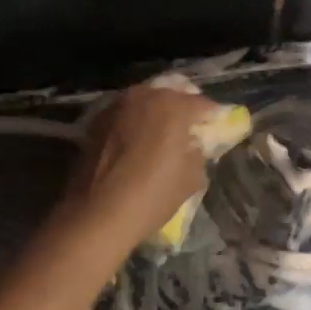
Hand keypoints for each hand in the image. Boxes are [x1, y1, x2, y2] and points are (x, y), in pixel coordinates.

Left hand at [58, 81, 227, 255]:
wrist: (97, 215)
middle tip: (189, 129)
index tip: (215, 129)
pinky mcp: (95, 122)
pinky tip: (136, 142)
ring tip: (161, 135)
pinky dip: (134, 123)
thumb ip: (198, 152)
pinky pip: (124, 115)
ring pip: (144, 101)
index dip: (212, 117)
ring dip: (155, 113)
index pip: (201, 104)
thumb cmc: (152, 195)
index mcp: (172, 105)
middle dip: (182, 109)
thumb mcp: (192, 177)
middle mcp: (143, 96)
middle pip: (170, 94)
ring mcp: (115, 106)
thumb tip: (192, 145)